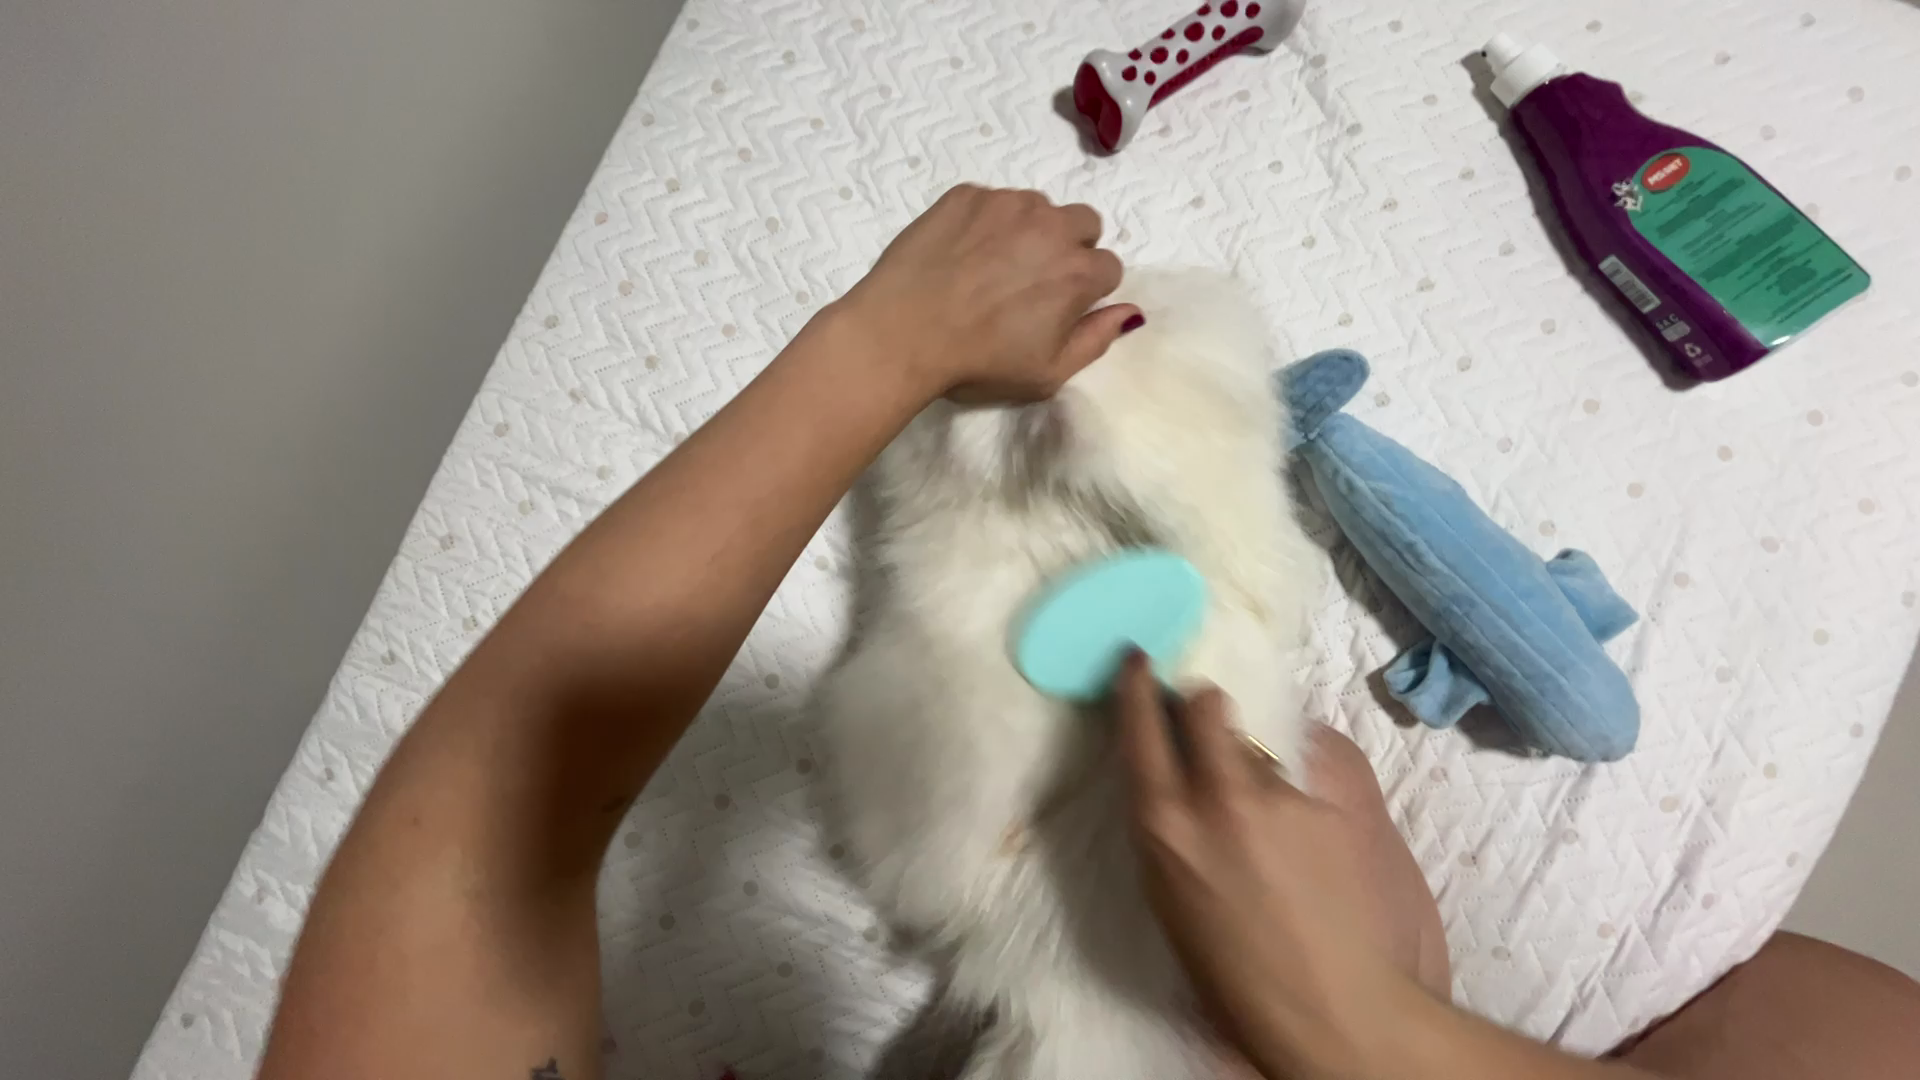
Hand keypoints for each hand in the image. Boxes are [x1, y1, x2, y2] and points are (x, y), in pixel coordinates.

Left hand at [834, 184, 1138, 403]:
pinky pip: (991, 201)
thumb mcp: (1047, 374)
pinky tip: (960, 255)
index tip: (1057, 309)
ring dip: (1028, 231)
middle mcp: (1052, 225)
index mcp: (1079, 272)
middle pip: (1084, 224)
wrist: (903, 333)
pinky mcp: (967, 194)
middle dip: (1069, 249)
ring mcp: (1007, 203)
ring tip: (991, 268)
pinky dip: (986, 222)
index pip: (1108, 268)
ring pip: (1038, 208)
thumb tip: (1127, 312)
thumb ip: (1095, 340)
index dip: (1085, 291)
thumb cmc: (979, 364)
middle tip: (1030, 282)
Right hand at [1113, 654, 1428, 1079]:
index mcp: (1162, 824)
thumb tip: (1170, 769)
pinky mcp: (1334, 802)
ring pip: (1261, 735)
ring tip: (1275, 788)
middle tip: (1214, 719)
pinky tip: (1319, 815)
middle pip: (1205, 702)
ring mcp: (1279, 796)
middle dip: (1206, 702)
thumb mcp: (1167, 892)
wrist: (1337, 1016)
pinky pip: (1315, 758)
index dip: (1136, 681)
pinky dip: (1309, 775)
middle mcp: (1214, 796)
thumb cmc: (1233, 969)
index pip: (1139, 724)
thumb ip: (1165, 820)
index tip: (1139, 657)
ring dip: (1259, 750)